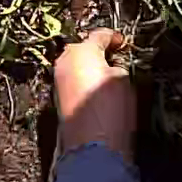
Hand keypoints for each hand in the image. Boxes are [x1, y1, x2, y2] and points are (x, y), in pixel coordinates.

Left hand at [53, 29, 133, 160]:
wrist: (92, 146)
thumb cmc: (111, 108)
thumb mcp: (123, 79)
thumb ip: (117, 64)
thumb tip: (110, 65)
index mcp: (81, 51)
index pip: (99, 35)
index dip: (115, 38)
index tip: (124, 44)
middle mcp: (65, 60)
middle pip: (83, 47)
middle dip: (99, 50)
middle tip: (117, 56)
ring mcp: (58, 78)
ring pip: (76, 63)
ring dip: (89, 64)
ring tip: (108, 72)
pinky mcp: (57, 95)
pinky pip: (72, 77)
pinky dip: (83, 77)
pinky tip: (96, 86)